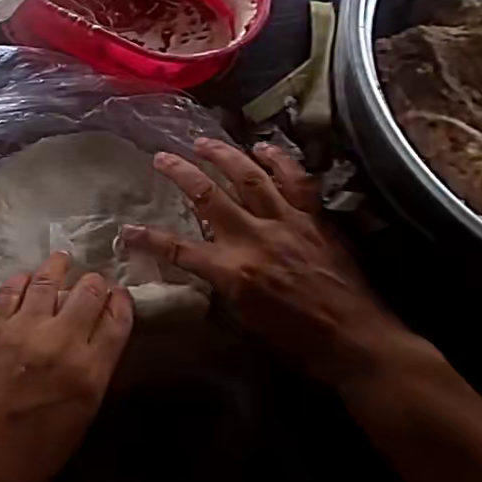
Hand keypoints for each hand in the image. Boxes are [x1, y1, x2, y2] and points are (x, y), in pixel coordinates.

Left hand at [0, 252, 133, 481]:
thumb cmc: (35, 454)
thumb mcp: (82, 416)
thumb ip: (95, 371)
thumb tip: (98, 336)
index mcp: (90, 373)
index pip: (118, 319)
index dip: (122, 302)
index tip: (119, 296)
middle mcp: (62, 343)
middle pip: (89, 290)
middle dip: (95, 283)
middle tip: (92, 284)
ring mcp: (25, 330)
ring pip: (50, 278)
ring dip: (60, 266)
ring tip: (63, 260)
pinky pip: (12, 288)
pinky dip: (24, 279)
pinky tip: (28, 279)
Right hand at [121, 138, 444, 390]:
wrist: (355, 339)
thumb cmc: (298, 341)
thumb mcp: (247, 319)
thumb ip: (225, 284)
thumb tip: (211, 263)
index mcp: (234, 272)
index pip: (179, 250)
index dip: (149, 238)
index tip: (127, 229)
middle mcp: (255, 239)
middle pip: (209, 197)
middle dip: (181, 173)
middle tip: (162, 156)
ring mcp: (286, 223)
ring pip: (249, 177)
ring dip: (224, 155)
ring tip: (204, 141)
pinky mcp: (312, 218)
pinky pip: (294, 180)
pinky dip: (278, 160)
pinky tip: (262, 146)